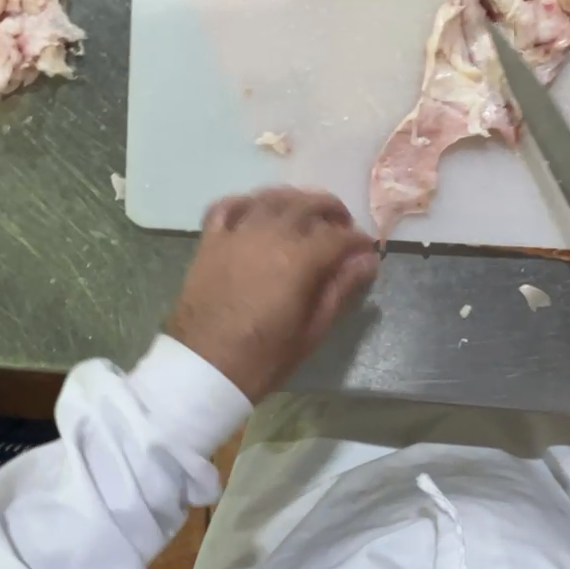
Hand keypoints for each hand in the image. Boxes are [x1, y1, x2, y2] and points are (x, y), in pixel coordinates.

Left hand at [167, 187, 379, 402]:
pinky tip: (257, 211)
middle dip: (332, 210)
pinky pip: (228, 206)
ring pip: (271, 198)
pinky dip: (246, 202)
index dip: (359, 240)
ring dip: (294, 199)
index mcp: (299, 259)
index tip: (367, 249)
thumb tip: (367, 260)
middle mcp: (269, 234)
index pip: (339, 236)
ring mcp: (236, 234)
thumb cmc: (263, 357)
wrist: (202, 370)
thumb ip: (341, 289)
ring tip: (305, 214)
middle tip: (342, 226)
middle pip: (308, 204)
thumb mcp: (312, 330)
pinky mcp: (210, 241)